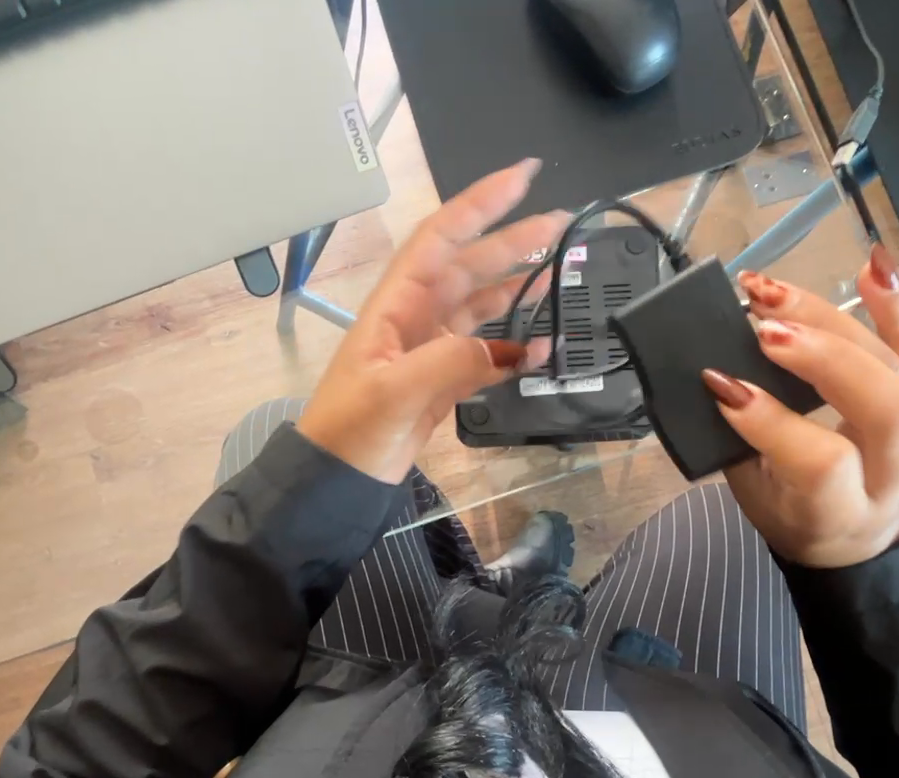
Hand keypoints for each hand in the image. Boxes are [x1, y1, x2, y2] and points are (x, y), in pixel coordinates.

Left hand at [296, 160, 566, 483]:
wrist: (338, 478)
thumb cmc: (351, 429)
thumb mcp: (393, 390)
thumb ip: (450, 361)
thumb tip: (508, 348)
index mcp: (395, 306)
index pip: (440, 240)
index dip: (480, 204)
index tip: (523, 178)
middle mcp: (414, 319)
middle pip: (468, 268)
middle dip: (510, 242)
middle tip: (559, 224)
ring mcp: (429, 351)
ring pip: (479, 309)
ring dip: (515, 291)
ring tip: (557, 275)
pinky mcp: (440, 382)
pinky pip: (483, 355)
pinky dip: (510, 351)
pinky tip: (537, 349)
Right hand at [702, 244, 898, 568]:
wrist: (856, 534)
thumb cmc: (793, 516)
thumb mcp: (755, 496)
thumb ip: (740, 442)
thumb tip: (716, 376)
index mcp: (840, 511)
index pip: (821, 462)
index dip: (771, 421)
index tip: (719, 385)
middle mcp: (895, 471)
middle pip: (882, 404)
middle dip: (821, 358)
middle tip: (762, 331)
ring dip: (840, 320)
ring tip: (780, 293)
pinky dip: (896, 302)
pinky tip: (870, 265)